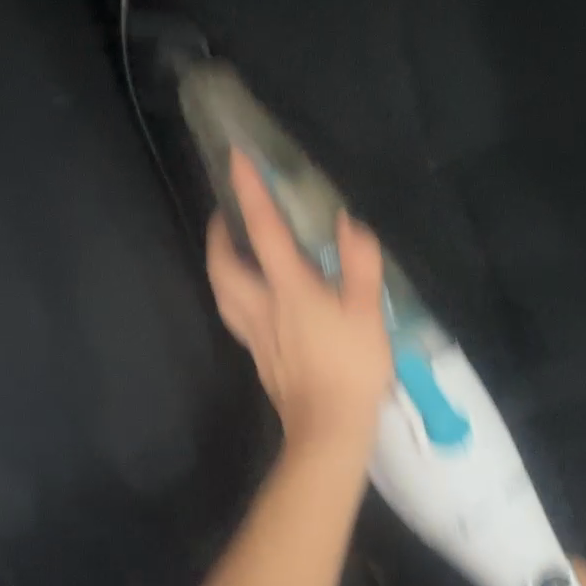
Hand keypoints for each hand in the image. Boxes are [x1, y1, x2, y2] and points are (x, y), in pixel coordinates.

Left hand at [207, 151, 394, 452]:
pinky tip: (251, 297)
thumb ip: (359, 263)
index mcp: (290, 289)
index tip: (235, 158)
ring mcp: (256, 335)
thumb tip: (347, 219)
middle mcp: (262, 307)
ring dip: (219, 264)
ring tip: (230, 249)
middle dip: (218, 234)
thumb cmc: (352, 368)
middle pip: (223, 265)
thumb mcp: (367, 312)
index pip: (264, 231)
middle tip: (226, 214)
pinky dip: (234, 294)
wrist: (329, 428)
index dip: (249, 193)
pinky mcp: (260, 357)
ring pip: (222, 292)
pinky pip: (235, 315)